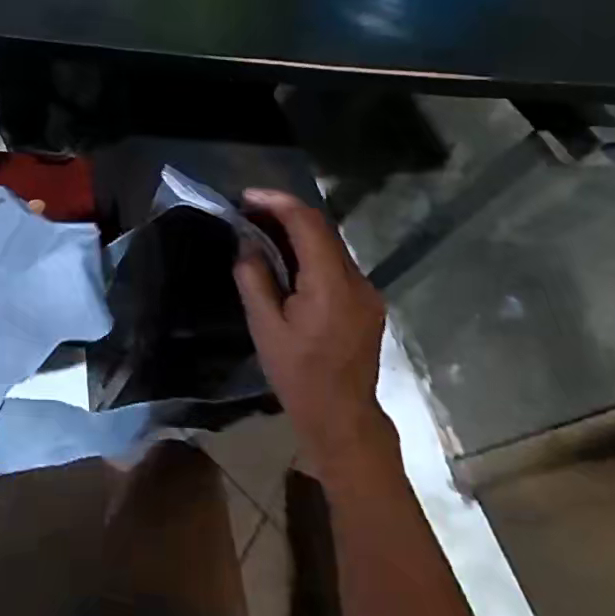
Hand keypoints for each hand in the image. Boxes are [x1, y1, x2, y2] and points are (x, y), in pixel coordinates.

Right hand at [232, 190, 390, 466]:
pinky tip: (288, 260)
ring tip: (263, 230)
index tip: (247, 197)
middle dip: (285, 213)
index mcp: (331, 285)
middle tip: (250, 211)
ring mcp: (367, 291)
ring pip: (331, 245)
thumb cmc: (298, 376)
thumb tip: (248, 243)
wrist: (342, 418)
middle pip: (322, 230)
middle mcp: (357, 280)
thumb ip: (254, 278)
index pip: (308, 225)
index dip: (277, 203)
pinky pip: (337, 264)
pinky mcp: (368, 302)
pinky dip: (311, 253)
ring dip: (298, 232)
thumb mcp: (265, 328)